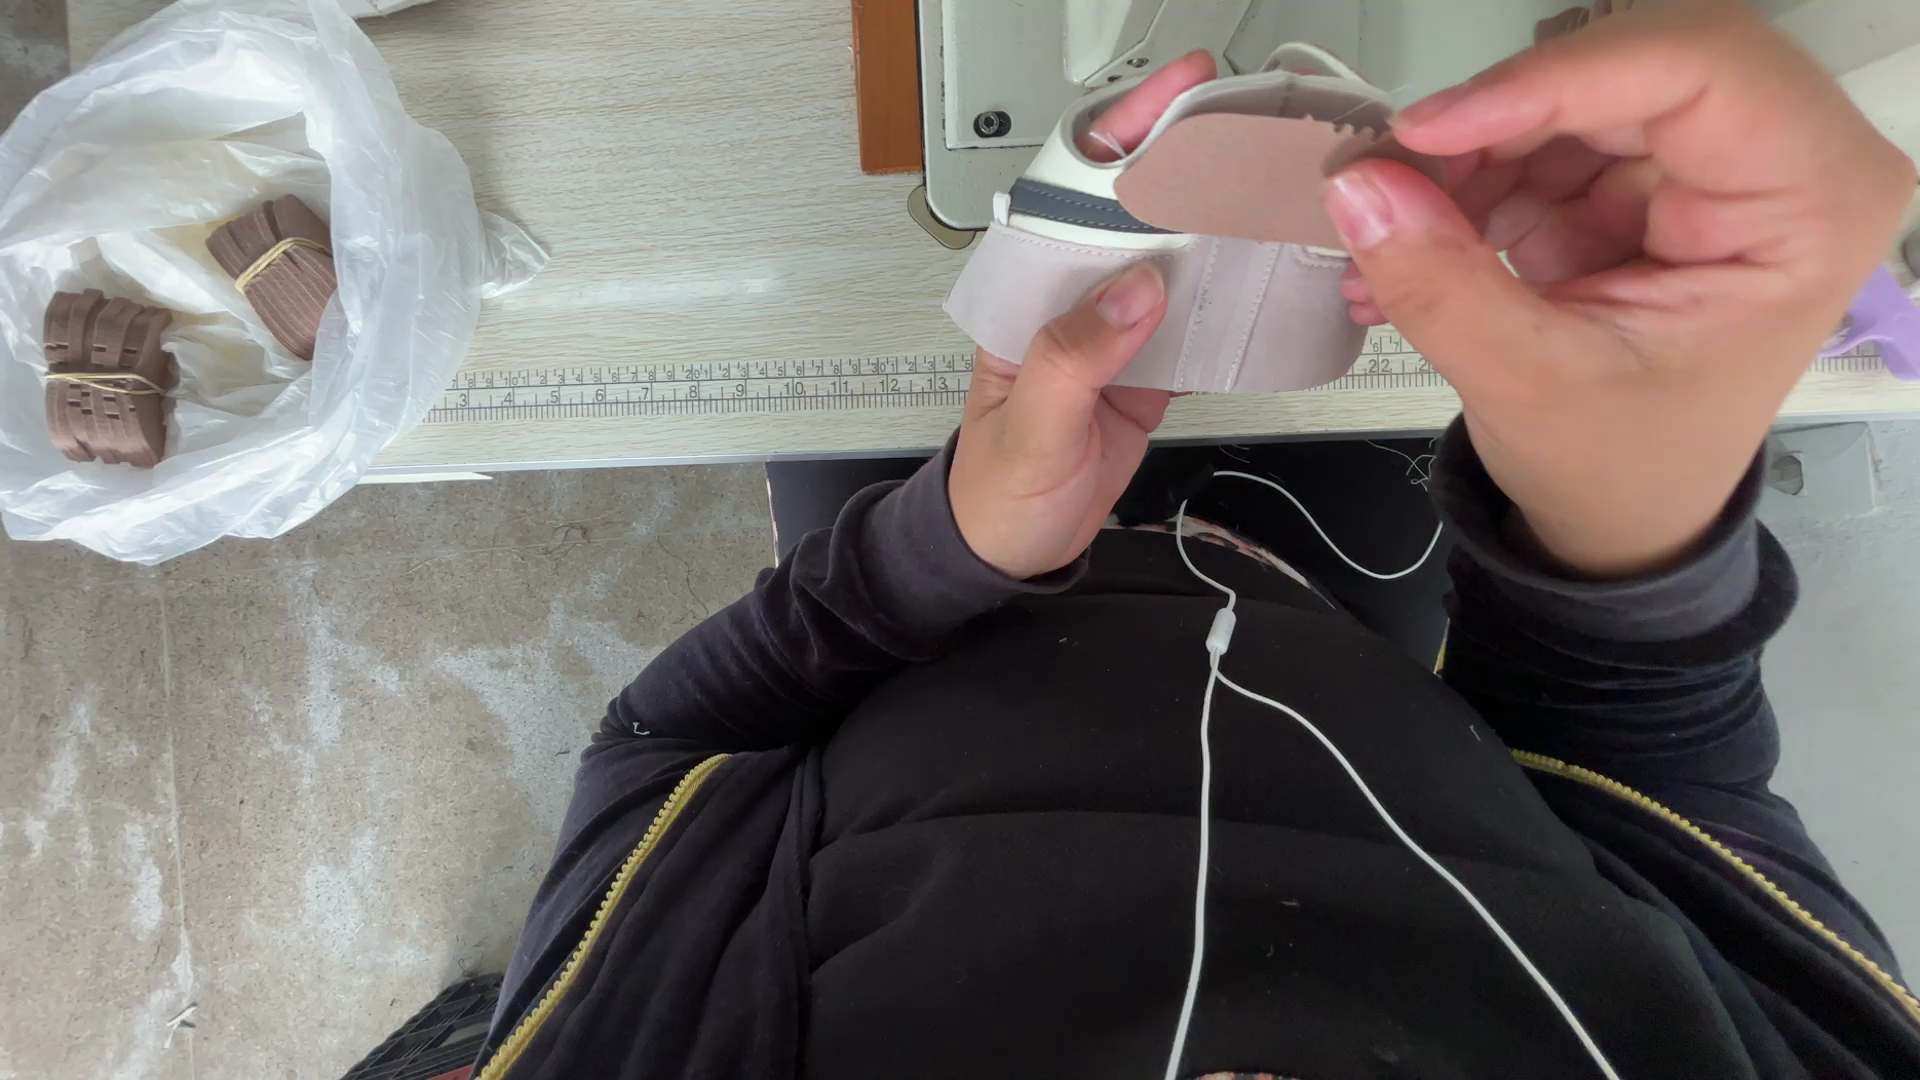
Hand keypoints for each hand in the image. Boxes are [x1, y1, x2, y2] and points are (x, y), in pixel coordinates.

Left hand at [948, 53, 1215, 578]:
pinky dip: (1229, 306)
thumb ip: (1071, 360)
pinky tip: (1264, 280)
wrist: (1015, 548)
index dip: (1117, 143)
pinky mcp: (1146, 374)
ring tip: (1269, 189)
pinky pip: (1194, 327)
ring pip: (1170, 267)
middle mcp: (1071, 308)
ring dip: (1215, 230)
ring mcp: (1115, 340)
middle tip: (1245, 128)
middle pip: (1129, 219)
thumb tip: (1134, 290)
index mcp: (1025, 304)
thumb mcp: (1027, 429)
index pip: (1065, 202)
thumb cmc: (994, 491)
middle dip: (1183, 169)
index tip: (1171, 101)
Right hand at [1327, 1, 1916, 575]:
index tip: (1416, 133)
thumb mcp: (1520, 382)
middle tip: (1376, 189)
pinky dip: (1446, 212)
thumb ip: (1438, 284)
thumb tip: (1353, 188)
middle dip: (1484, 133)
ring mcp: (1681, 183)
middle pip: (1618, 81)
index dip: (1547, 82)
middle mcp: (1760, 165)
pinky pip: (1522, 171)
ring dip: (1450, 177)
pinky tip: (1391, 269)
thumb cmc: (1605, 462)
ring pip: (1555, 120)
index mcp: (1802, 201)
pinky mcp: (1614, 208)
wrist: (1611, 513)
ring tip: (1373, 255)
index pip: (1694, 71)